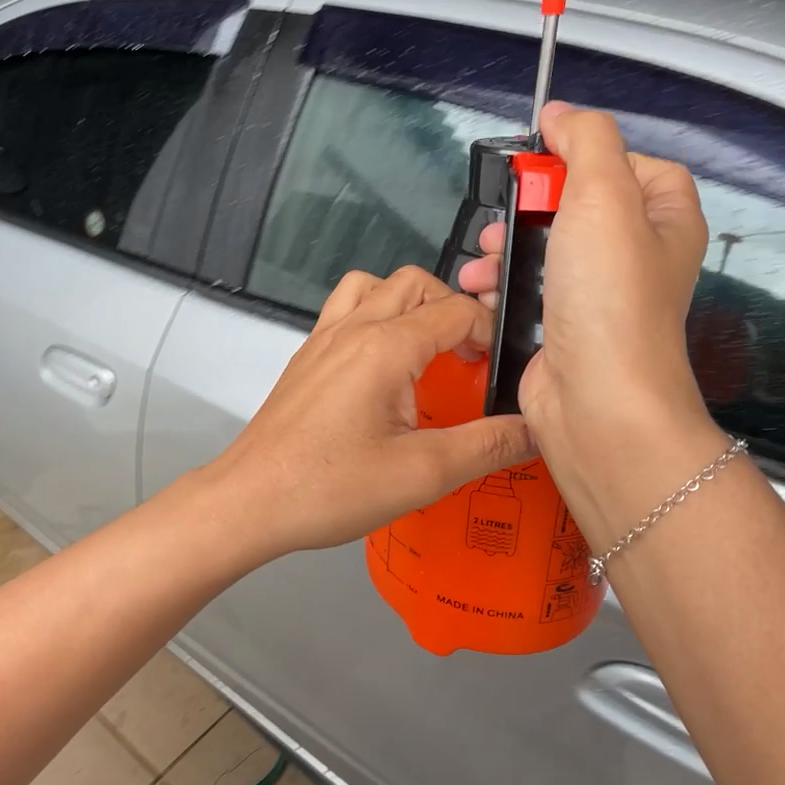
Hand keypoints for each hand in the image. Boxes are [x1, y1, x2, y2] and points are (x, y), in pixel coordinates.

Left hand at [196, 266, 535, 558]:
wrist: (251, 500)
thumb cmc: (328, 487)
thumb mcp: (422, 473)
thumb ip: (487, 445)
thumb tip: (534, 429)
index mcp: (384, 347)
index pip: (455, 310)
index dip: (488, 332)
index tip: (497, 368)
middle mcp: (351, 329)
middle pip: (414, 283)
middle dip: (451, 307)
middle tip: (467, 355)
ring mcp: (322, 340)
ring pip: (373, 287)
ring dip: (407, 304)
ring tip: (425, 349)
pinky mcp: (306, 359)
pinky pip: (344, 311)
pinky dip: (372, 318)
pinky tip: (383, 369)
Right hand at [457, 103, 726, 540]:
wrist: (594, 400)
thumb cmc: (610, 302)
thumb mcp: (604, 196)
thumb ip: (586, 142)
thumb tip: (563, 114)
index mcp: (664, 220)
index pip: (634, 165)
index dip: (589, 157)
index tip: (547, 162)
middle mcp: (634, 257)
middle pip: (575, 205)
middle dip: (527, 208)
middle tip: (504, 216)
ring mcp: (595, 295)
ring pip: (541, 249)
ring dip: (501, 249)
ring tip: (481, 261)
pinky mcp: (559, 326)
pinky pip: (524, 290)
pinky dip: (498, 287)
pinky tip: (479, 292)